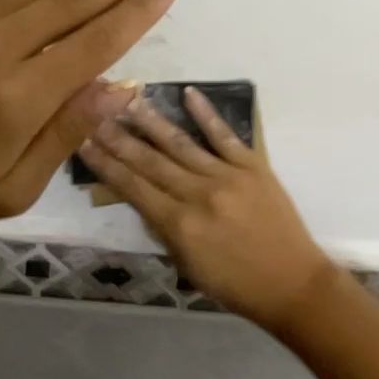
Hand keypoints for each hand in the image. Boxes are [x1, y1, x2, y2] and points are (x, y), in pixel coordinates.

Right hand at [78, 87, 335, 331]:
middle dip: (119, 138)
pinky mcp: (251, 165)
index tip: (84, 142)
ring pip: (180, 142)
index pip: (134, 187)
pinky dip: (206, 113)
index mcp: (180, 225)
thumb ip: (164, 230)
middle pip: (150, 160)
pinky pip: (223, 135)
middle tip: (95, 114)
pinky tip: (187, 94)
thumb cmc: (237, 285)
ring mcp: (226, 175)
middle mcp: (198, 194)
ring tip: (128, 100)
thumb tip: (141, 198)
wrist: (294, 284)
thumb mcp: (189, 268)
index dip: (106, 165)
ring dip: (151, 121)